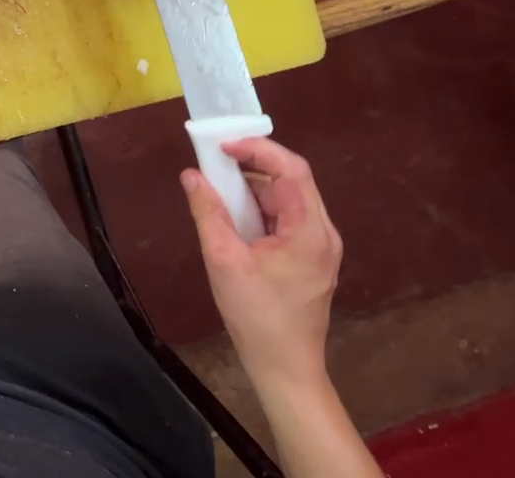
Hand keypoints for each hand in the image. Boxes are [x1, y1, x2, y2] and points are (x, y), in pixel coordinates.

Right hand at [181, 137, 342, 391]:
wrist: (285, 367)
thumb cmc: (256, 315)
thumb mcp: (223, 260)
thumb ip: (208, 213)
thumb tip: (191, 175)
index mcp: (309, 231)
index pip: (292, 170)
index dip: (258, 150)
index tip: (222, 146)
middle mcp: (323, 232)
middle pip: (293, 180)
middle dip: (254, 163)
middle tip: (215, 159)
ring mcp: (320, 246)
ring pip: (289, 197)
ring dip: (255, 185)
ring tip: (219, 183)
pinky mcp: (310, 257)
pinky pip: (287, 216)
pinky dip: (260, 205)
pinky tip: (234, 212)